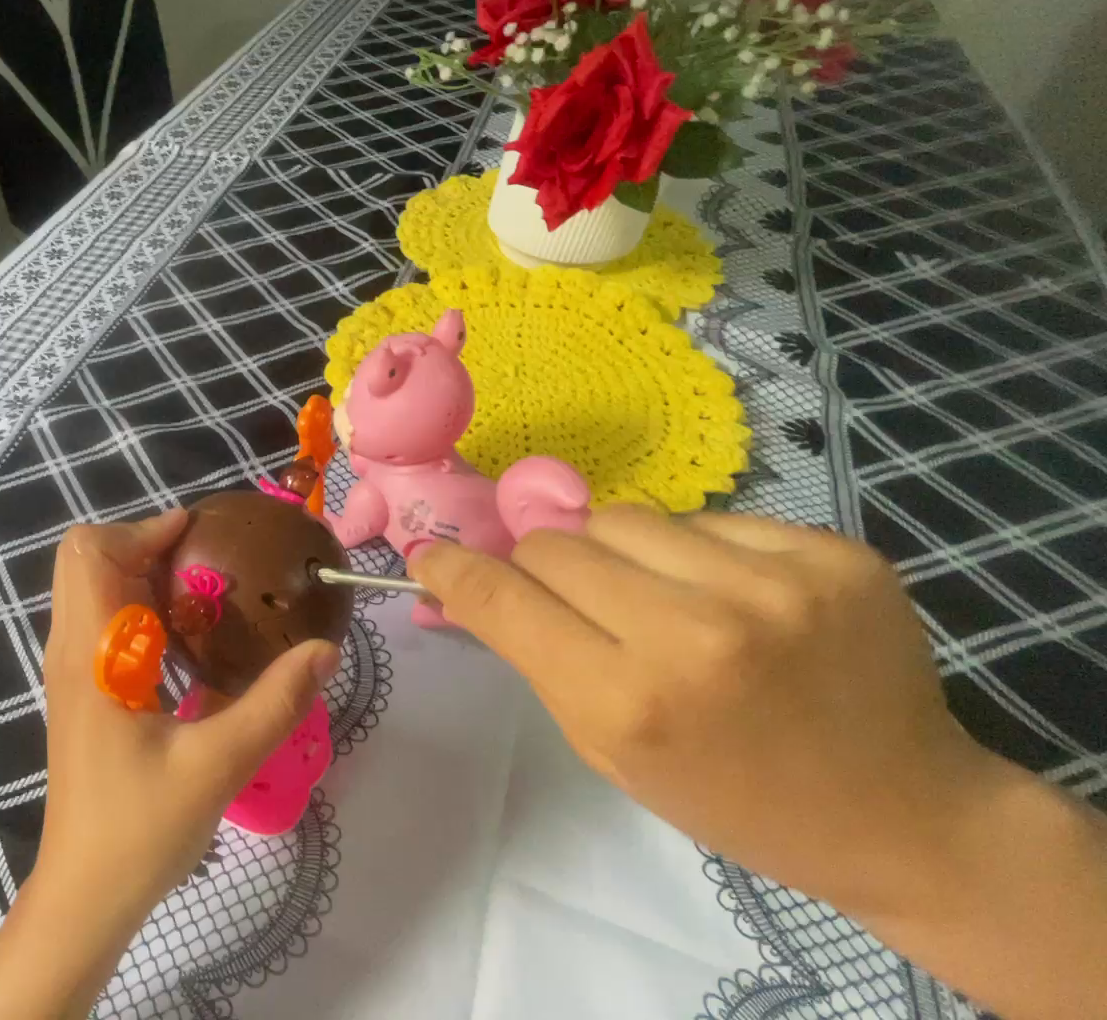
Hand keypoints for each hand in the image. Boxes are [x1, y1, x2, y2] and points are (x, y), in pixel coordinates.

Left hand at [0, 509, 339, 1018]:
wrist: (86, 894)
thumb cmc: (140, 830)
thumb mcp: (218, 765)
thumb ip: (274, 703)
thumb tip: (324, 649)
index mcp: (91, 654)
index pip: (88, 552)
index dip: (141, 530)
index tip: (199, 538)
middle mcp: (71, 650)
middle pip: (87, 560)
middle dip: (144, 547)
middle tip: (209, 567)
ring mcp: (71, 672)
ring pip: (93, 591)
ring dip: (142, 578)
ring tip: (207, 597)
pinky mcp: (82, 693)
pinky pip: (101, 624)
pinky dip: (138, 611)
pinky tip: (187, 644)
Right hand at [409, 505, 981, 914]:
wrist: (898, 811)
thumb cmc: (723, 795)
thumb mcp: (602, 745)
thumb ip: (530, 654)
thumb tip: (455, 582)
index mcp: (627, 699)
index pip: (501, 598)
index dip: (453, 569)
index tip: (431, 556)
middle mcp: (694, 632)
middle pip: (554, 544)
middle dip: (540, 568)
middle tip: (571, 601)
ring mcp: (773, 586)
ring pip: (622, 517)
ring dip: (613, 553)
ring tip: (655, 597)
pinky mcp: (832, 554)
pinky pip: (705, 519)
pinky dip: (691, 551)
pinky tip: (728, 595)